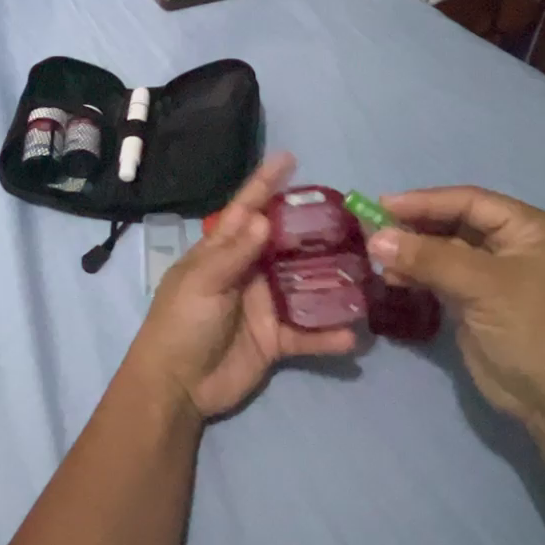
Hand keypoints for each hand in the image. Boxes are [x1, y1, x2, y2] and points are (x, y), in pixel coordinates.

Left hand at [124, 153, 358, 418]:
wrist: (176, 386)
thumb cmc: (181, 323)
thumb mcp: (202, 283)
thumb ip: (233, 253)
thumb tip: (263, 216)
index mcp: (223, 252)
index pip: (246, 210)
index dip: (265, 184)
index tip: (289, 158)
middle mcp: (248, 273)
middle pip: (287, 246)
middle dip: (315, 233)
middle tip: (353, 221)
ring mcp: (264, 306)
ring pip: (305, 288)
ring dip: (332, 283)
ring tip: (368, 274)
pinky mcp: (276, 340)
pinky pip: (308, 335)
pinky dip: (329, 336)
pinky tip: (354, 336)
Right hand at [368, 188, 544, 438]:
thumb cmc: (535, 331)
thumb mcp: (484, 286)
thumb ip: (428, 258)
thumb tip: (375, 238)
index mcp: (529, 229)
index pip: (469, 201)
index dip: (424, 201)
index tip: (380, 205)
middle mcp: (513, 247)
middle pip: (454, 224)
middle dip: (414, 227)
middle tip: (370, 230)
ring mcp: (495, 278)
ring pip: (444, 252)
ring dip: (411, 253)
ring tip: (377, 259)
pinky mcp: (479, 305)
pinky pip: (442, 278)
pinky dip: (417, 275)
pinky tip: (392, 279)